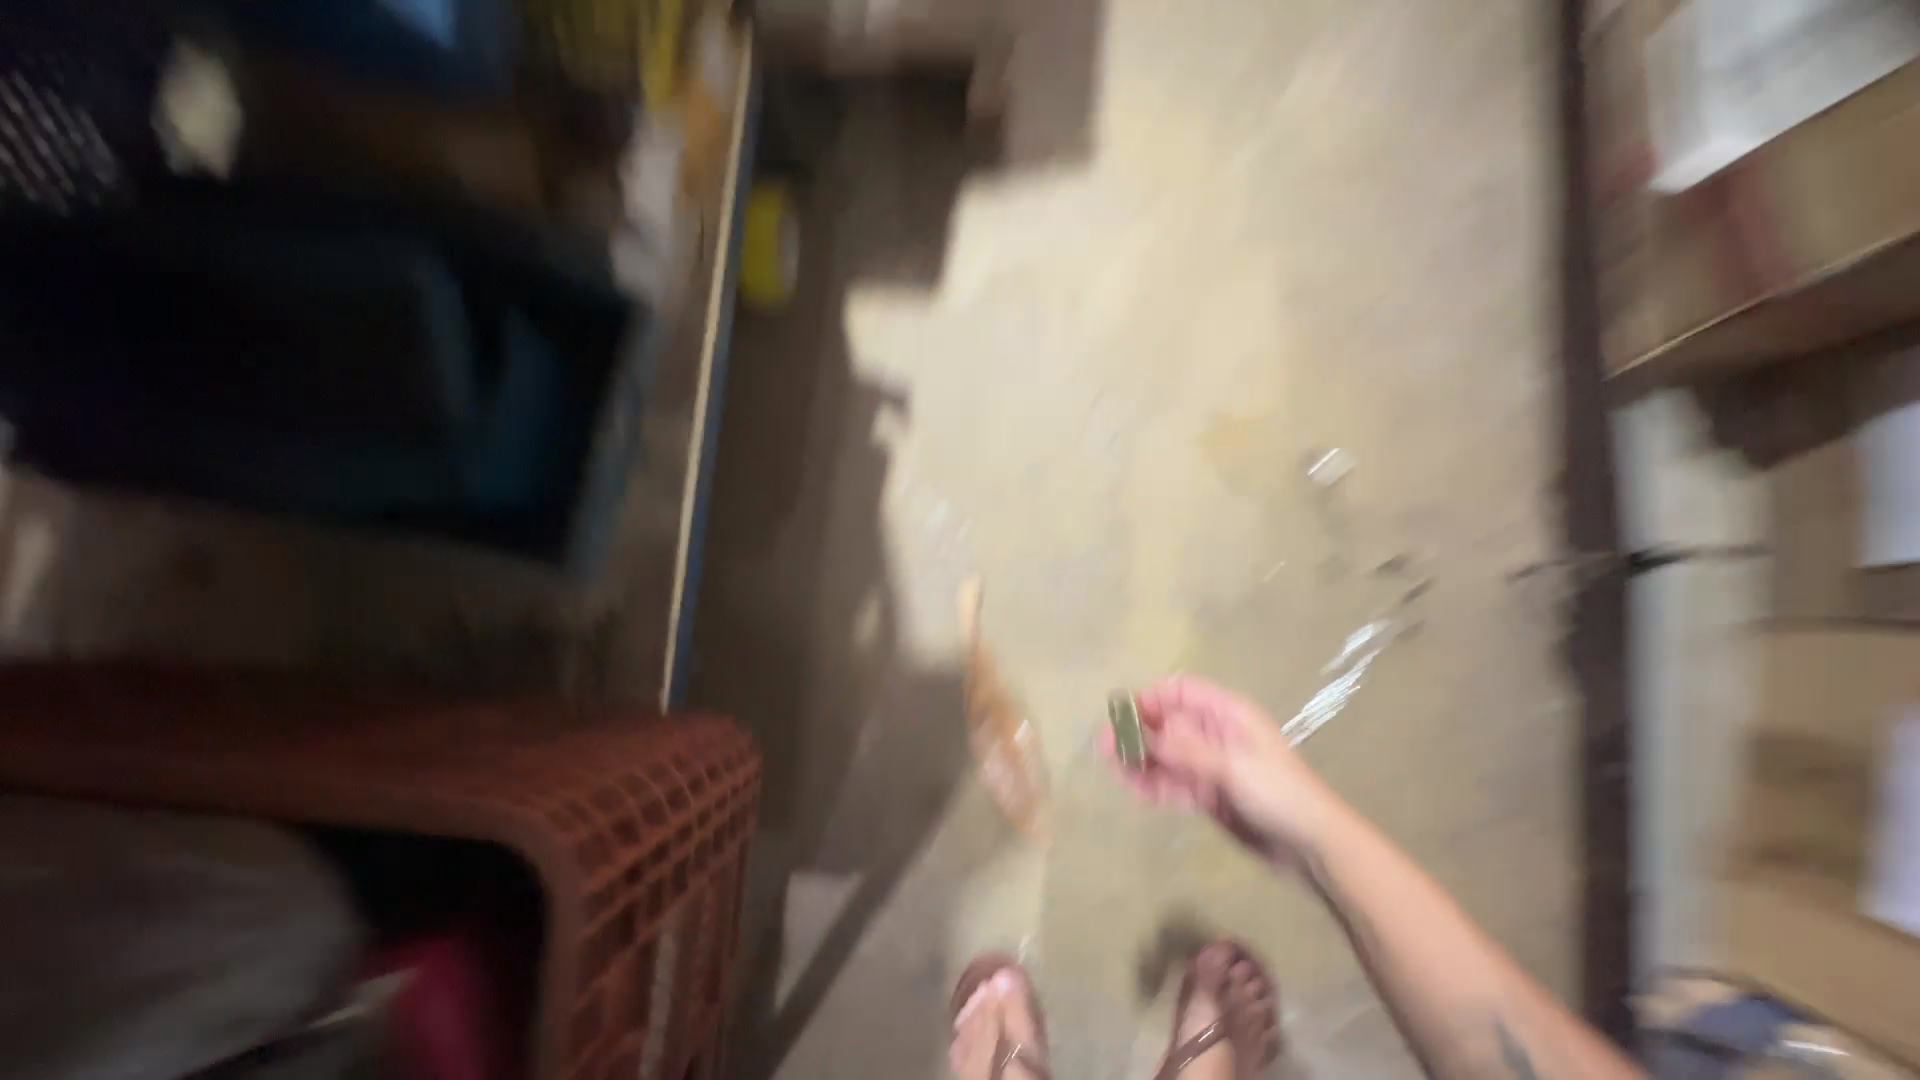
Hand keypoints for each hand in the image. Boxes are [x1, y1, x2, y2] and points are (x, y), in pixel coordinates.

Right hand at [1104, 675, 1344, 862]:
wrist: (1313, 845)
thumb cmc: (1280, 793)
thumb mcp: (1234, 766)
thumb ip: (1187, 750)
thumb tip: (1144, 732)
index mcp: (1228, 715)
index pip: (1182, 692)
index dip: (1152, 699)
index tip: (1124, 716)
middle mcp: (1215, 735)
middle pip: (1168, 724)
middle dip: (1137, 732)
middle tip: (1104, 745)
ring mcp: (1210, 766)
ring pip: (1166, 756)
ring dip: (1139, 759)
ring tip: (1111, 768)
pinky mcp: (1208, 795)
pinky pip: (1173, 784)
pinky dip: (1152, 784)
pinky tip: (1130, 787)